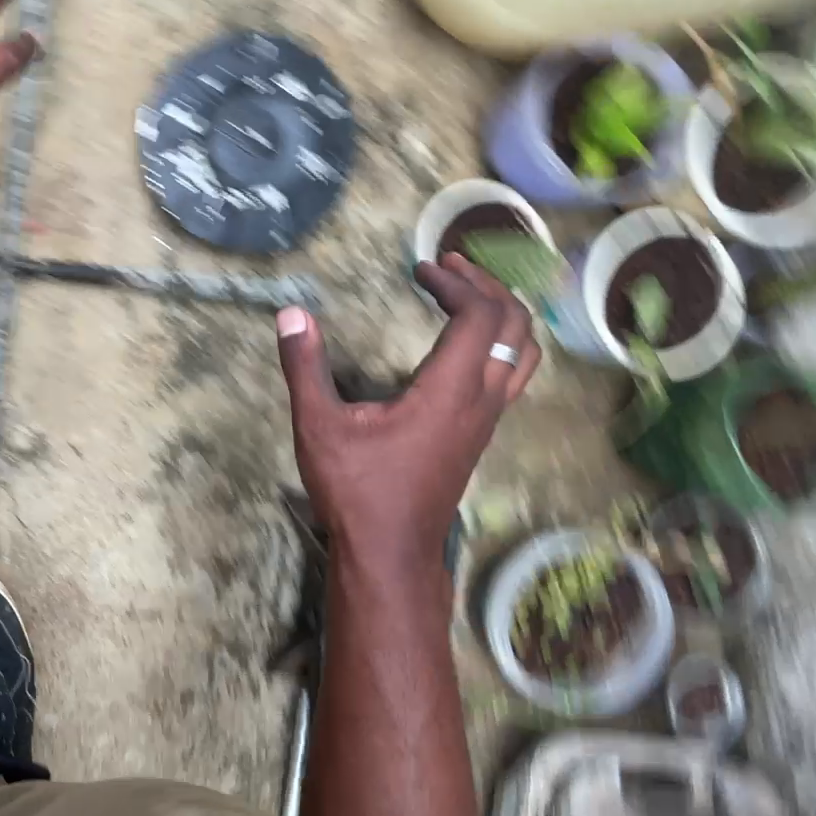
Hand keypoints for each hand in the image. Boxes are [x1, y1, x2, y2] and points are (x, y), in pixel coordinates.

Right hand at [277, 254, 541, 572]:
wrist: (389, 548)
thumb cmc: (354, 487)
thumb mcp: (318, 425)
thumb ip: (305, 367)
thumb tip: (291, 314)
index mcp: (449, 391)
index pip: (479, 317)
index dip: (457, 283)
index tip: (420, 267)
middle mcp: (481, 400)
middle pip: (514, 326)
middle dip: (485, 287)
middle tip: (446, 267)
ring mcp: (486, 420)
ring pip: (523, 352)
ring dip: (501, 314)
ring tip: (466, 295)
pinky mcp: (478, 435)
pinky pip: (512, 374)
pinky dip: (499, 342)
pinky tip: (463, 347)